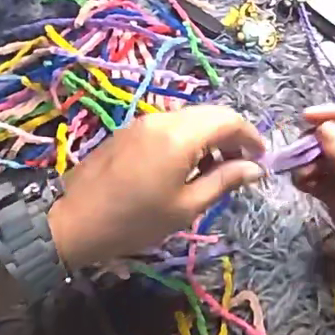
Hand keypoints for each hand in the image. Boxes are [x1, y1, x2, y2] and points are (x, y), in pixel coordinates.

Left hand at [46, 106, 265, 267]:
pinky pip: (170, 124)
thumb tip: (255, 169)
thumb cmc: (134, 220)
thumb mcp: (186, 207)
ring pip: (190, 117)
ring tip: (216, 170)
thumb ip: (223, 181)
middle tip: (242, 166)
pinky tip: (187, 166)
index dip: (251, 136)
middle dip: (232, 135)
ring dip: (210, 136)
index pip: (228, 119)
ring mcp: (144, 121)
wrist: (73, 220)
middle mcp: (163, 118)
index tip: (262, 159)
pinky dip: (189, 138)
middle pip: (210, 113)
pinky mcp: (131, 129)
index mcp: (180, 135)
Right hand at [294, 104, 334, 301]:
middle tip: (295, 153)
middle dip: (313, 141)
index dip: (330, 115)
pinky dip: (307, 179)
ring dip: (307, 161)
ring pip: (323, 159)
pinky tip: (300, 184)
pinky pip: (319, 180)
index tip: (303, 118)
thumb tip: (323, 126)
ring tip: (298, 175)